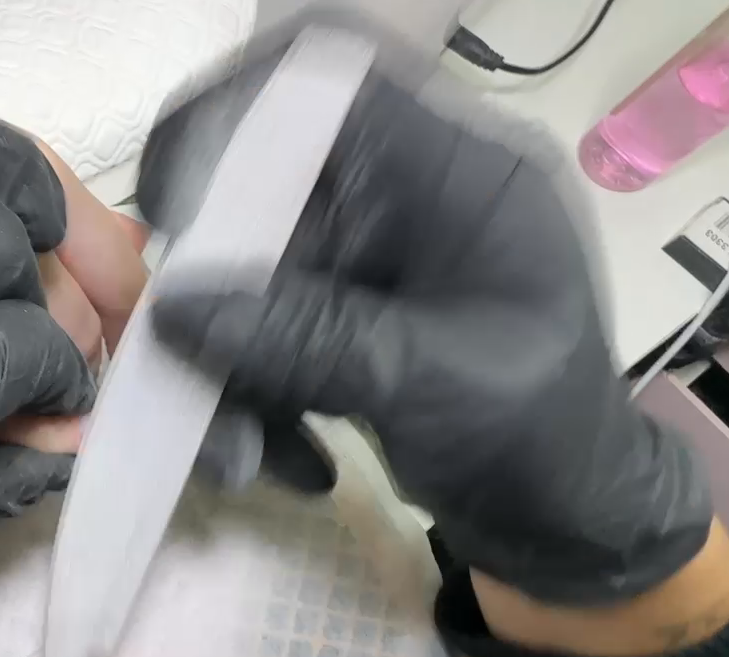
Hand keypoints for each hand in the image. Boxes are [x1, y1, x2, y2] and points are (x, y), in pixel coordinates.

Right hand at [138, 29, 711, 603]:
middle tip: (192, 387)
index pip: (327, 78)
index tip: (171, 208)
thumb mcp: (428, 380)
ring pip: (239, 288)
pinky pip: (250, 338)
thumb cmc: (536, 434)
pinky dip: (246, 402)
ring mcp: (353, 264)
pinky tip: (283, 458)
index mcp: (449, 172)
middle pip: (255, 209)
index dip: (232, 116)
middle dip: (211, 308)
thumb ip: (304, 337)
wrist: (557, 507)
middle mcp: (390, 201)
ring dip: (223, 378)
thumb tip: (173, 306)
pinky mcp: (327, 317)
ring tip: (245, 460)